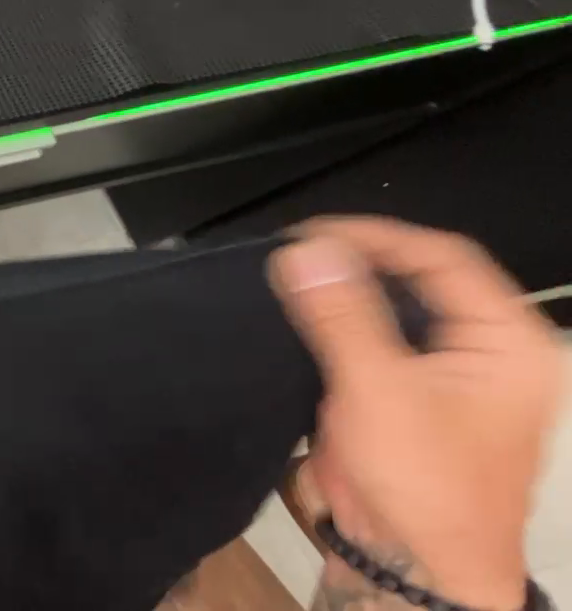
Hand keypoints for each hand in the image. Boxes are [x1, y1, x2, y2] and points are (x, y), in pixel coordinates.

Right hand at [269, 218, 564, 610]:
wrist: (408, 555)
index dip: (376, 237)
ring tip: (284, 277)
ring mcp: (436, 368)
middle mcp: (478, 350)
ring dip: (334, 287)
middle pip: (413, 276)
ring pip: (384, 302)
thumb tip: (306, 252)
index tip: (310, 234)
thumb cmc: (425, 486)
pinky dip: (324, 315)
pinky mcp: (394, 384)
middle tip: (291, 253)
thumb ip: (341, 316)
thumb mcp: (381, 390)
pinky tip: (290, 313)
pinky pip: (360, 330)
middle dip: (350, 259)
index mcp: (507, 346)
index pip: (442, 259)